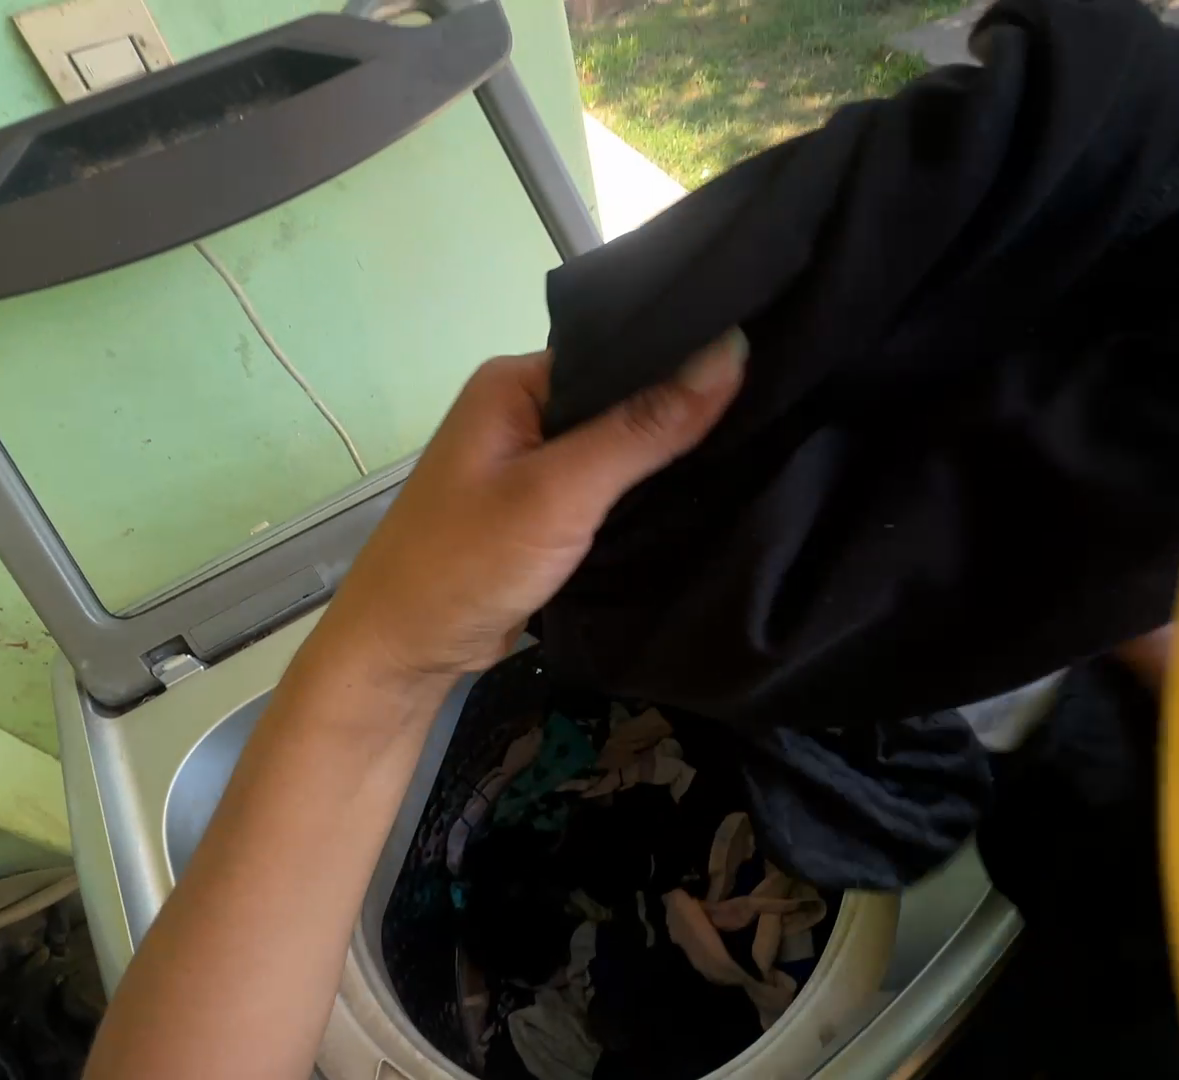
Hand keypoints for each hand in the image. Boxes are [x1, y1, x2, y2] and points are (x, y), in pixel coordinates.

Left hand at [306, 331, 747, 696]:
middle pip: (620, 398)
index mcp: (516, 381)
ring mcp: (532, 464)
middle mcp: (523, 411)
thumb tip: (730, 350)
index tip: (764, 365)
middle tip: (773, 412)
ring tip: (755, 448)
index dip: (684, 357)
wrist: (405, 652)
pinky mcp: (543, 511)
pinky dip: (642, 494)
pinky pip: (605, 489)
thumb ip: (642, 427)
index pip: (617, 349)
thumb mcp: (560, 491)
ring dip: (665, 457)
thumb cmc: (468, 562)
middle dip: (682, 410)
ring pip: (616, 448)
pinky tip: (699, 494)